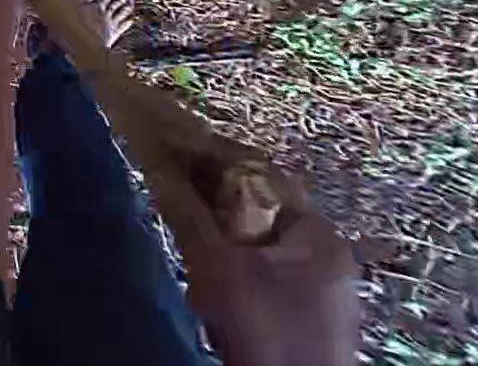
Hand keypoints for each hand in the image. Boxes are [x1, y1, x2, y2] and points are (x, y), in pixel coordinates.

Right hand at [143, 155, 359, 365]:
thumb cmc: (264, 327)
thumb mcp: (215, 263)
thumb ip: (185, 210)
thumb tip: (153, 164)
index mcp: (318, 234)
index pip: (258, 173)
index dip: (210, 157)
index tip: (170, 149)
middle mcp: (324, 253)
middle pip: (255, 203)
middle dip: (208, 192)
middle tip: (167, 182)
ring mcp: (317, 287)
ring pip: (253, 234)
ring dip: (213, 223)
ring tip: (176, 216)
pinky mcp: (303, 312)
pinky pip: (257, 263)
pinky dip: (226, 252)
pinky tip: (200, 260)